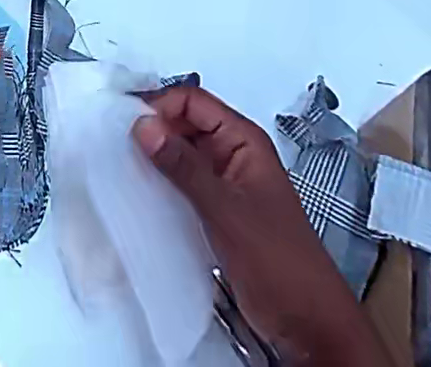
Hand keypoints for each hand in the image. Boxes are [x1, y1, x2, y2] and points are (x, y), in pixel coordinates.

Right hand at [136, 86, 391, 366]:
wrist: (310, 330)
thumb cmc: (281, 265)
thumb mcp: (227, 210)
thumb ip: (183, 166)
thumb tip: (143, 125)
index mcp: (244, 140)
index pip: (191, 101)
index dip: (159, 106)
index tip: (129, 126)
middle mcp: (232, 153)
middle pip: (182, 121)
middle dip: (151, 128)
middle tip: (119, 146)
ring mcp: (222, 180)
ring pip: (178, 150)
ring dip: (152, 155)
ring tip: (124, 167)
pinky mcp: (213, 206)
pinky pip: (178, 178)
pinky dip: (158, 179)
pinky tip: (140, 191)